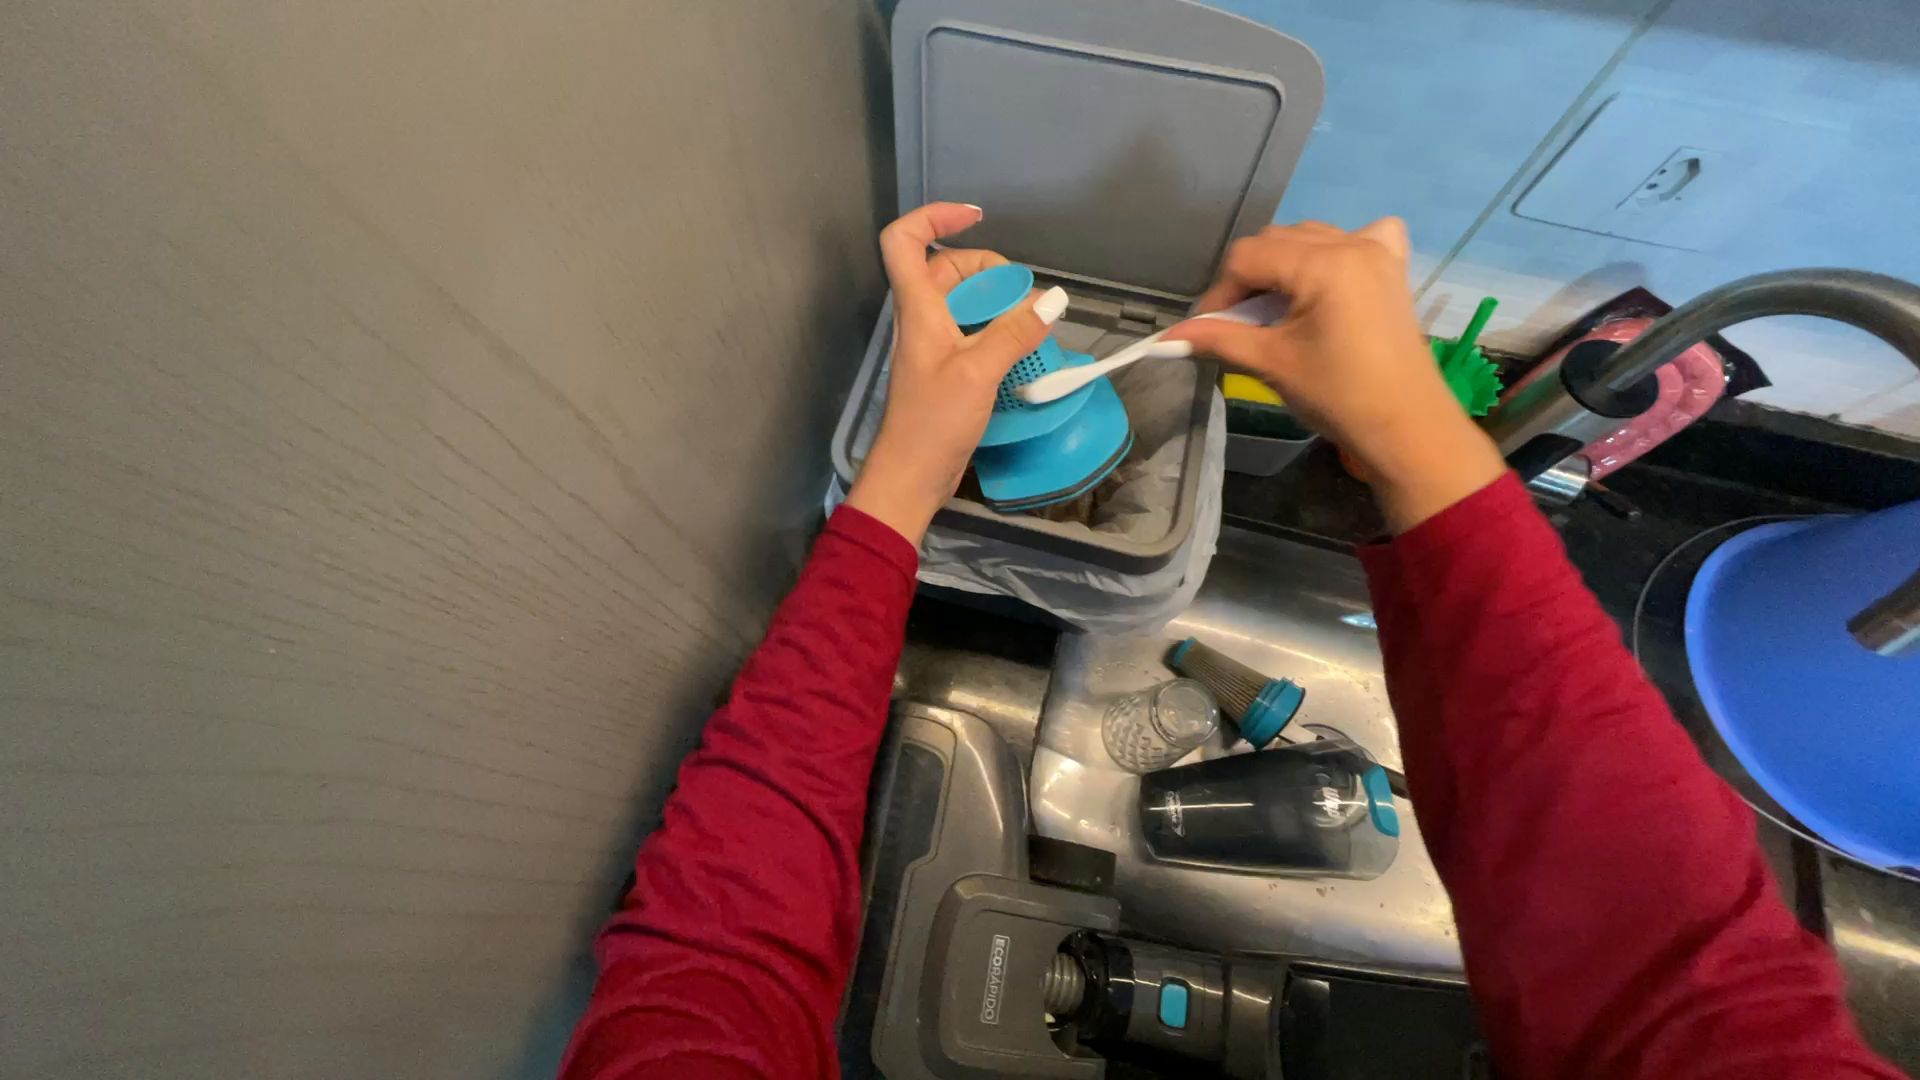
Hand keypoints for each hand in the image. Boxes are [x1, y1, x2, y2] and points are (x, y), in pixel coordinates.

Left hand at [846, 203, 1068, 544]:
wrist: (911, 476)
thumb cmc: (933, 422)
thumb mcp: (978, 373)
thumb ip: (1015, 333)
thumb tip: (1053, 299)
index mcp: (917, 309)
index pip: (904, 241)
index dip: (933, 217)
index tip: (975, 218)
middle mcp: (921, 321)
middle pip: (943, 270)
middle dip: (984, 267)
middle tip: (1020, 289)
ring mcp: (932, 348)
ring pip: (960, 305)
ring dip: (993, 301)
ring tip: (1028, 317)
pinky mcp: (944, 373)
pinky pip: (969, 336)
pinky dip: (994, 332)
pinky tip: (1021, 349)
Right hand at [1164, 218, 1504, 531]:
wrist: (1404, 424)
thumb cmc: (1337, 395)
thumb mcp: (1270, 364)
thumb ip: (1217, 340)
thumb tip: (1166, 339)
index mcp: (1325, 265)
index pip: (1247, 258)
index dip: (1219, 293)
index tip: (1210, 331)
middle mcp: (1353, 243)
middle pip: (1275, 242)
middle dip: (1247, 282)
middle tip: (1239, 327)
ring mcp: (1378, 251)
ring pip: (1307, 239)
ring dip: (1280, 270)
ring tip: (1275, 315)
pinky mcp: (1392, 267)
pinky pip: (1353, 240)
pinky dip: (1329, 255)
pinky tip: (1324, 284)